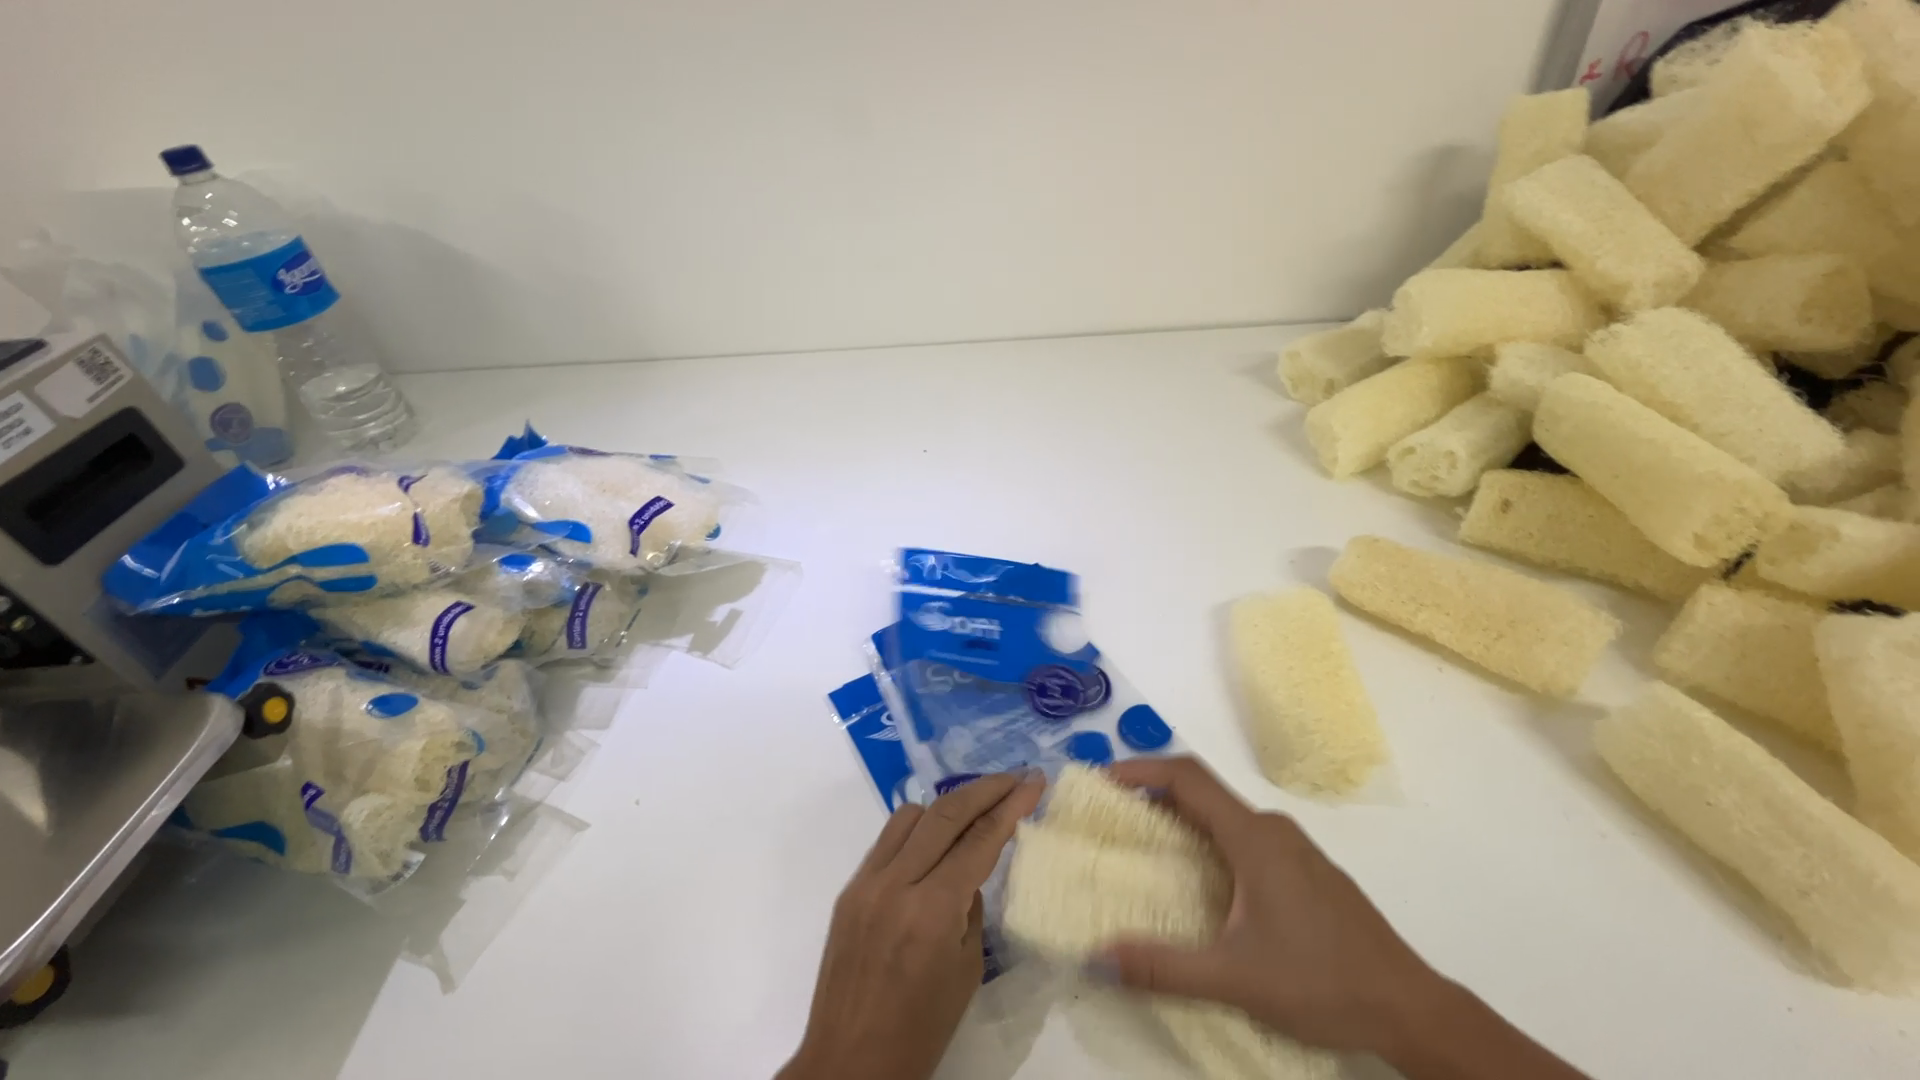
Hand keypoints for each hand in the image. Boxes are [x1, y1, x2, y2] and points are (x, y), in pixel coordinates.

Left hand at [780, 771, 1045, 1079]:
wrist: (849, 1061)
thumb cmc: (921, 1028)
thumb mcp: (966, 971)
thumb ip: (971, 909)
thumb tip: (969, 871)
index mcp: (932, 911)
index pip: (979, 840)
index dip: (1011, 806)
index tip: (1034, 782)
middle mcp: (895, 884)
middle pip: (944, 813)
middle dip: (984, 789)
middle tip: (1015, 777)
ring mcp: (865, 883)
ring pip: (910, 816)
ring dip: (947, 806)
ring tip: (976, 809)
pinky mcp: (848, 889)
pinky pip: (887, 841)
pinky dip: (917, 830)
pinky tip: (935, 842)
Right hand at [1096, 756, 1435, 1054]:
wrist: (1410, 1008)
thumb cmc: (1323, 981)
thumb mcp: (1235, 979)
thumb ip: (1163, 967)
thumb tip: (1096, 955)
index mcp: (1254, 837)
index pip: (1188, 777)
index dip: (1139, 769)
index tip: (1100, 782)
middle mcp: (1272, 832)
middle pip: (1201, 794)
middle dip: (1150, 799)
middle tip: (1108, 824)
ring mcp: (1292, 852)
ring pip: (1223, 820)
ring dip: (1178, 824)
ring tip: (1141, 855)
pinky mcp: (1303, 874)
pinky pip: (1241, 841)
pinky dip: (1205, 846)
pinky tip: (1196, 888)